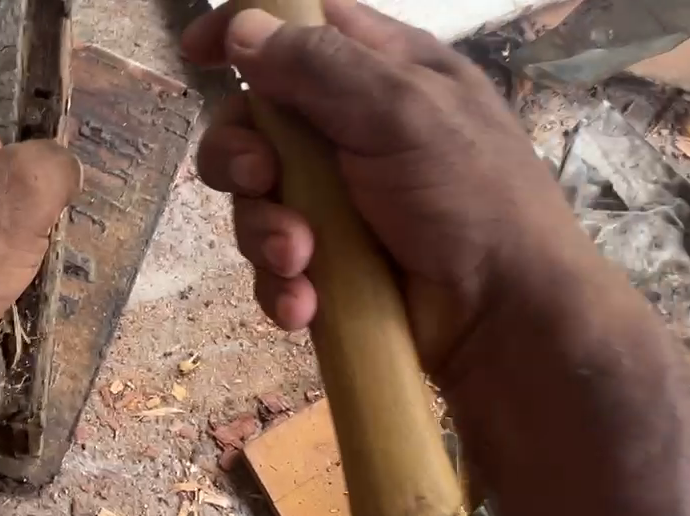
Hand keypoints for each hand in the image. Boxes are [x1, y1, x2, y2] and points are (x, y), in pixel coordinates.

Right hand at [182, 0, 604, 382]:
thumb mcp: (403, 112)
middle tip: (263, 179)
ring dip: (265, 236)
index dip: (241, 34)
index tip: (195, 50)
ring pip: (252, 208)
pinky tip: (306, 305)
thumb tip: (243, 31)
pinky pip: (270, 271)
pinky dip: (281, 288)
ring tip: (302, 261)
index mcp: (372, 75)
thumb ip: (321, 69)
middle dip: (241, 159)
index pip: (294, 33)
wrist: (495, 310)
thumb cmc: (468, 195)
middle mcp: (341, 135)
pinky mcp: (320, 267)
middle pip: (250, 130)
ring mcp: (328, 206)